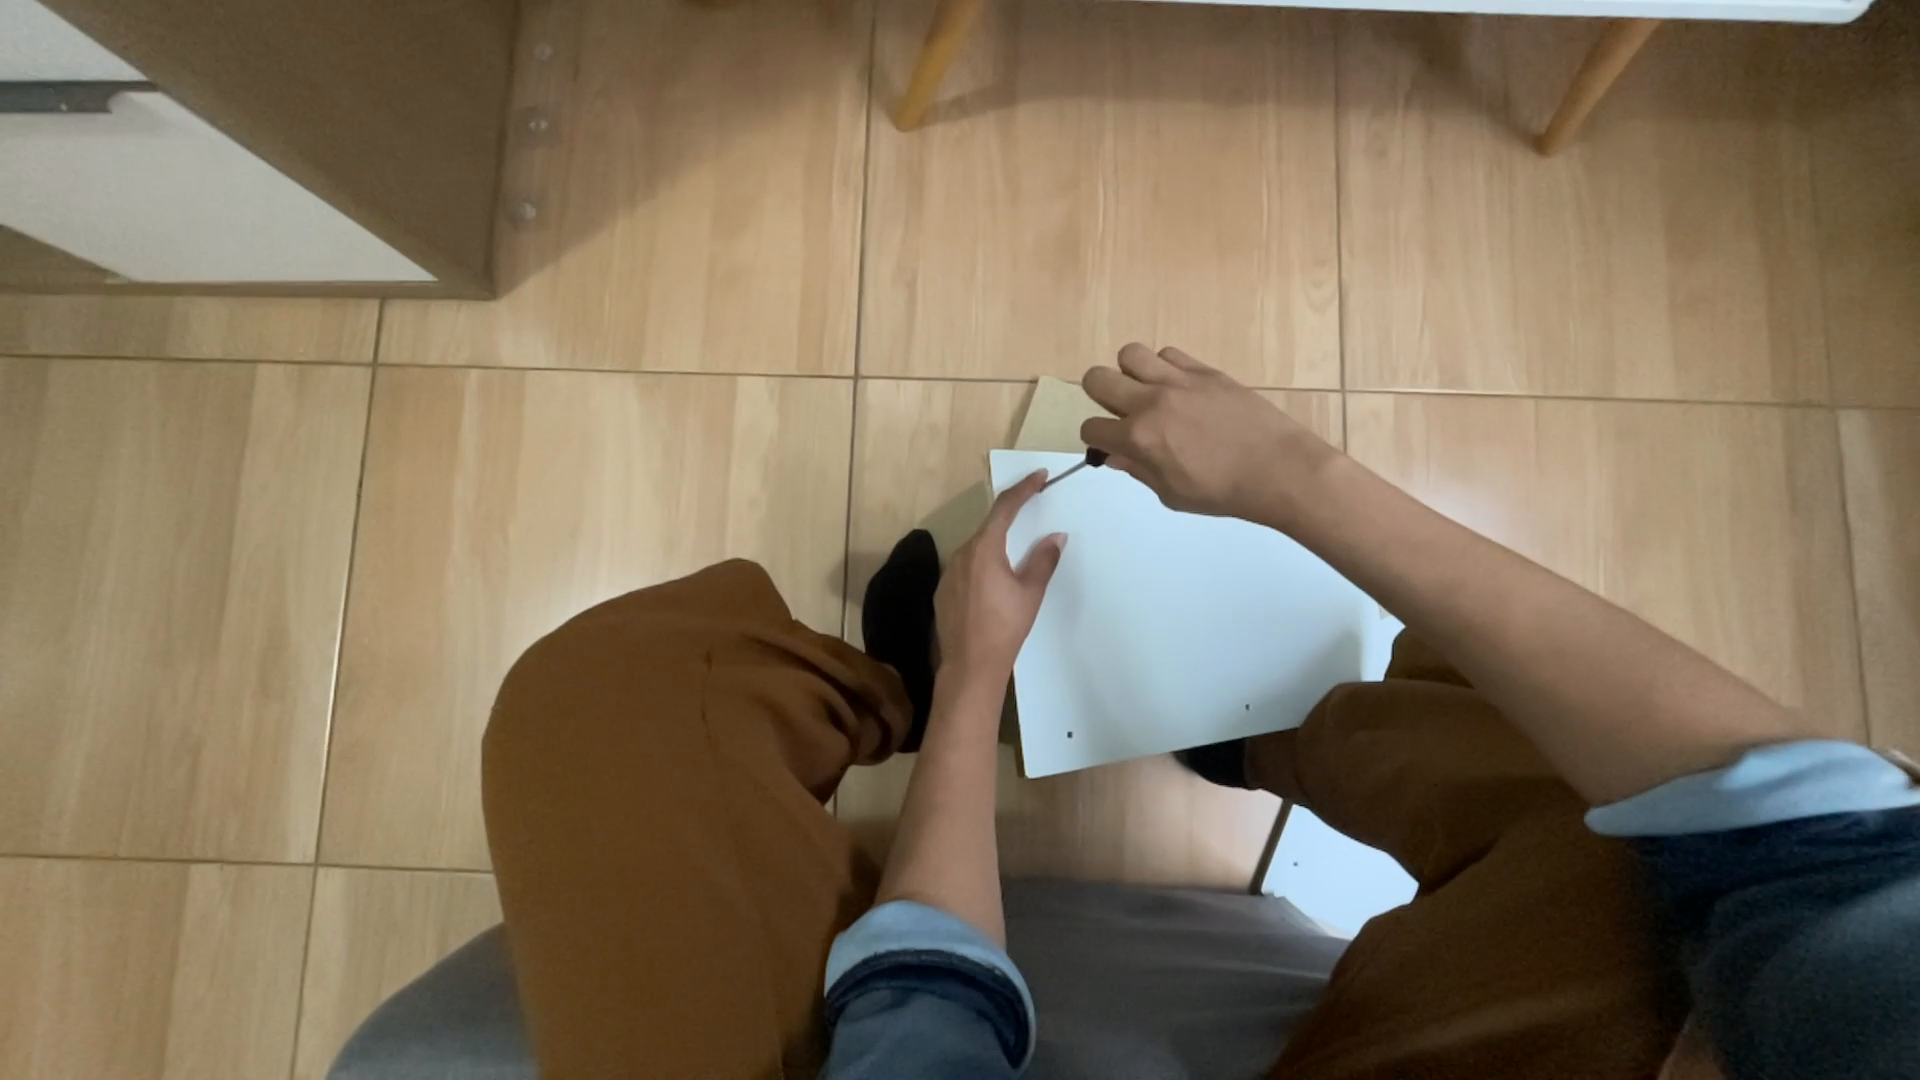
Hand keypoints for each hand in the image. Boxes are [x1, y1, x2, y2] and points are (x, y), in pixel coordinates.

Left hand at [935, 471, 1066, 681]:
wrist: (970, 665)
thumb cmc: (1005, 627)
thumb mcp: (1030, 593)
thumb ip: (1043, 560)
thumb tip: (1056, 537)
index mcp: (984, 549)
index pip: (1005, 508)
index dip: (1024, 489)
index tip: (1039, 476)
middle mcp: (961, 554)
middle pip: (988, 528)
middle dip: (1010, 519)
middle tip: (1032, 510)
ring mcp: (948, 573)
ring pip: (975, 550)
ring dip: (995, 546)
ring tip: (1015, 555)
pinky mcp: (942, 592)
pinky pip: (965, 569)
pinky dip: (981, 567)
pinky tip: (993, 584)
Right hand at [1080, 343, 1340, 524]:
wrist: (1277, 469)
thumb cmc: (1221, 492)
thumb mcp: (1171, 494)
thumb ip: (1139, 470)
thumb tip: (1116, 455)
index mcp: (1139, 438)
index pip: (1091, 428)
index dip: (1096, 439)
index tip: (1110, 444)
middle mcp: (1151, 402)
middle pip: (1097, 378)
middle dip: (1098, 396)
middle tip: (1119, 411)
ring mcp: (1179, 381)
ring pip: (1130, 354)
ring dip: (1130, 373)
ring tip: (1147, 391)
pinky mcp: (1205, 371)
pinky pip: (1169, 354)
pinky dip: (1164, 367)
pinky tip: (1178, 388)